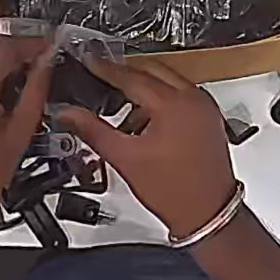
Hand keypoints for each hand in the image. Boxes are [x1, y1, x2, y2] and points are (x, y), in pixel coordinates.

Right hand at [54, 59, 237, 238]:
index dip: (107, 70)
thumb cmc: (175, 191)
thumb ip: (93, 130)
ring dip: (145, 87)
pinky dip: (162, 98)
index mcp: (173, 103)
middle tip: (103, 80)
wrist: (208, 214)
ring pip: (168, 80)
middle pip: (152, 70)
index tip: (92, 64)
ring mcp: (204, 106)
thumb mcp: (125, 158)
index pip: (132, 76)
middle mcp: (193, 98)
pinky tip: (146, 120)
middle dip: (126, 73)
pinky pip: (182, 94)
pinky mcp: (209, 116)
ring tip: (123, 109)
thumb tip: (70, 114)